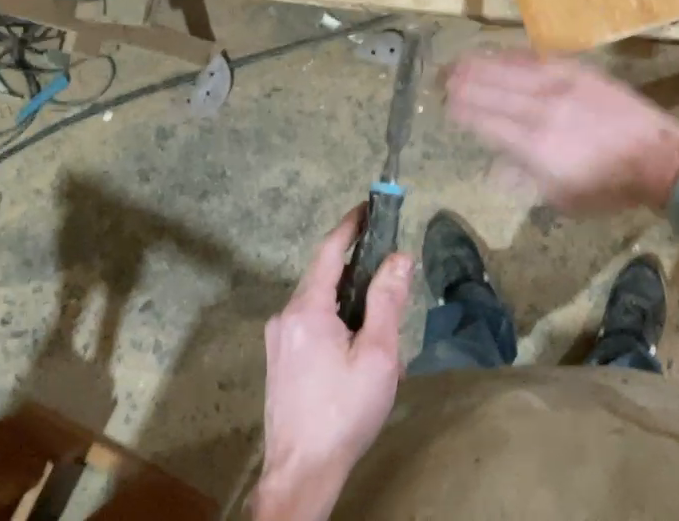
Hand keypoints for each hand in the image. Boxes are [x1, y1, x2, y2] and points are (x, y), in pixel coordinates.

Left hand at [254, 208, 412, 520]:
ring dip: (352, 303)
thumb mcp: (377, 354)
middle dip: (360, 270)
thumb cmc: (344, 411)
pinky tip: (361, 350)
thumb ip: (387, 300)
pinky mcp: (280, 361)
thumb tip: (399, 256)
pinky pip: (313, 324)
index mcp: (306, 309)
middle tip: (394, 272)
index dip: (351, 225)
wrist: (302, 473)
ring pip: (321, 303)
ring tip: (384, 327)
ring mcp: (279, 340)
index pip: (330, 250)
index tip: (371, 205)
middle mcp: (285, 317)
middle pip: (326, 276)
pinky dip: (339, 321)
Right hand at [446, 52, 678, 213]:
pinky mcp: (580, 72)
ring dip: (481, 64)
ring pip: (510, 69)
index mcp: (534, 144)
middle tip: (441, 78)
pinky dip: (514, 56)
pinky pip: (538, 58)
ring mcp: (562, 85)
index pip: (485, 120)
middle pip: (491, 89)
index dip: (461, 110)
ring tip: (460, 61)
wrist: (657, 158)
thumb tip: (496, 164)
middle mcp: (542, 108)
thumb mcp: (560, 197)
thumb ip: (525, 175)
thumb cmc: (607, 188)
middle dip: (463, 83)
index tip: (445, 105)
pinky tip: (500, 54)